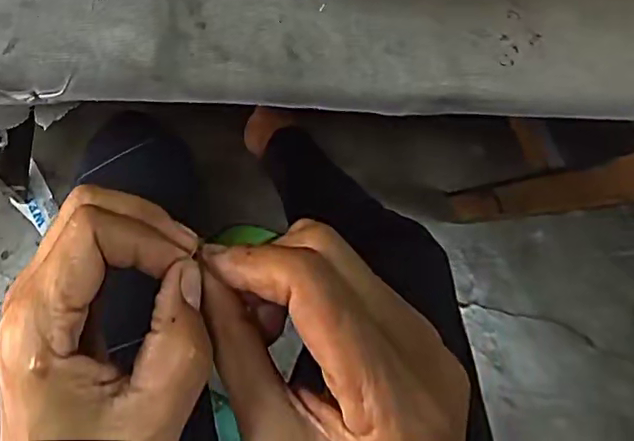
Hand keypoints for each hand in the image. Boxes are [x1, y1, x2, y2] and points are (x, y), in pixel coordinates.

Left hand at [0, 185, 210, 440]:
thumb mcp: (148, 421)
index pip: (91, 227)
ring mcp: (38, 295)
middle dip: (146, 219)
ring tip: (181, 257)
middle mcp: (28, 295)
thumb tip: (190, 274)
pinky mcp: (55, 302)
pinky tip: (161, 266)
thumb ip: (179, 345)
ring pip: (89, 217)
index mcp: (37, 320)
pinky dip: (133, 241)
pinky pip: (92, 243)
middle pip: (86, 207)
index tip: (186, 265)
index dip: (147, 234)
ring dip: (142, 226)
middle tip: (188, 251)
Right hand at [201, 220, 469, 440]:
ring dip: (288, 270)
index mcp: (385, 385)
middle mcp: (415, 345)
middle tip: (231, 295)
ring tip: (263, 322)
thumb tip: (210, 287)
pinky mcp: (418, 333)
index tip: (212, 266)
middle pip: (328, 249)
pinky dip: (314, 287)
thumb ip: (239, 357)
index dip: (252, 261)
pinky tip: (294, 328)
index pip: (311, 278)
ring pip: (342, 256)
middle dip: (268, 259)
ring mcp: (422, 335)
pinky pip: (359, 281)